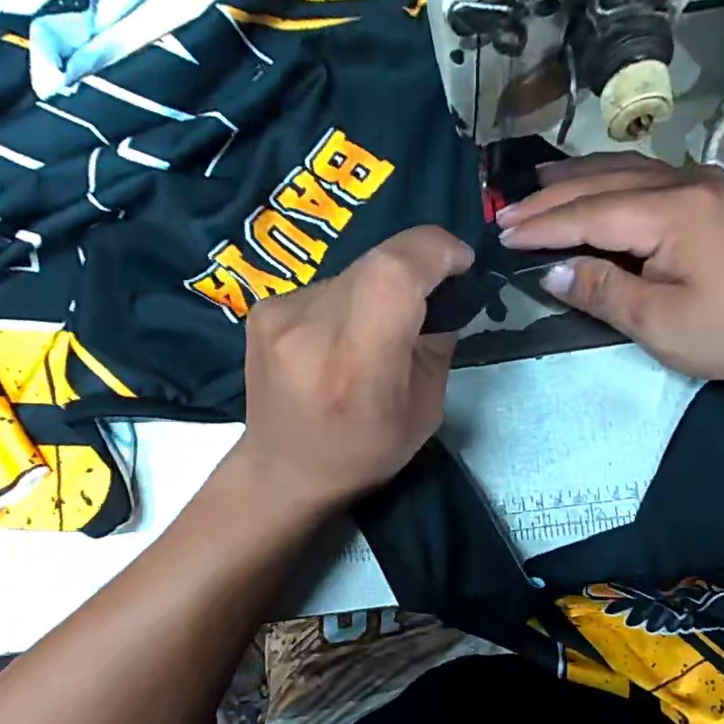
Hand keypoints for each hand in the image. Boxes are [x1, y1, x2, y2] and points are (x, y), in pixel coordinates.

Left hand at [227, 226, 469, 511]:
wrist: (282, 471)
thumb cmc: (364, 452)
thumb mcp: (425, 409)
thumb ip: (437, 343)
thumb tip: (447, 290)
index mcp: (357, 366)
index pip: (394, 273)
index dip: (434, 252)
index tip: (460, 264)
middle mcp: (309, 330)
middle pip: (377, 262)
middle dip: (416, 267)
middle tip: (430, 297)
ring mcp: (278, 314)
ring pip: (353, 271)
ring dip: (381, 287)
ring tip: (379, 329)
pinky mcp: (263, 308)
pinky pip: (327, 284)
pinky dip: (350, 299)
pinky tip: (341, 337)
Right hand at [496, 152, 723, 384]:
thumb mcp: (660, 324)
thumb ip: (603, 291)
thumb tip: (553, 271)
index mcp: (673, 212)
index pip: (590, 213)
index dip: (543, 226)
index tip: (502, 234)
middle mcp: (686, 183)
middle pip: (603, 184)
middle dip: (551, 200)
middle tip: (505, 213)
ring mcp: (702, 184)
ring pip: (626, 170)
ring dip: (578, 180)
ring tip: (536, 186)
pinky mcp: (711, 196)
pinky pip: (648, 176)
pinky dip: (611, 179)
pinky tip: (594, 182)